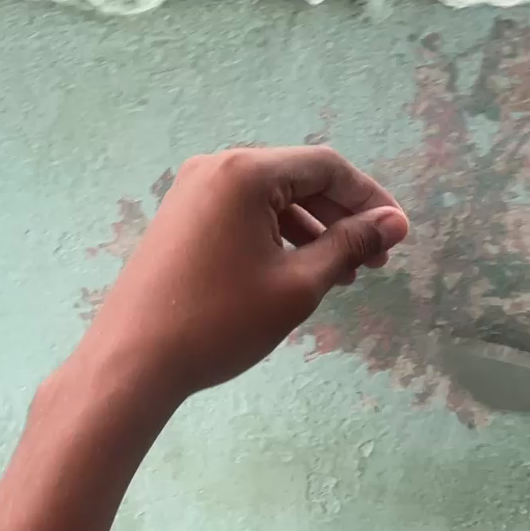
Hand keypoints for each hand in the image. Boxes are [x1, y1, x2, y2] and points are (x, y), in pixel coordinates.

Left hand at [76, 146, 407, 404]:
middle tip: (374, 261)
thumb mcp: (297, 285)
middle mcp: (215, 169)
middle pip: (297, 179)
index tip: (397, 236)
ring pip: (270, 200)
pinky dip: (275, 238)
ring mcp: (191, 194)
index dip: (370, 199)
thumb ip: (349, 246)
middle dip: (341, 217)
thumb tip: (394, 223)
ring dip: (311, 230)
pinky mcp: (179, 221)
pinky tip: (295, 272)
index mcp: (245, 172)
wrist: (131, 363)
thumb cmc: (220, 322)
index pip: (326, 167)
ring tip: (341, 274)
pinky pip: (241, 216)